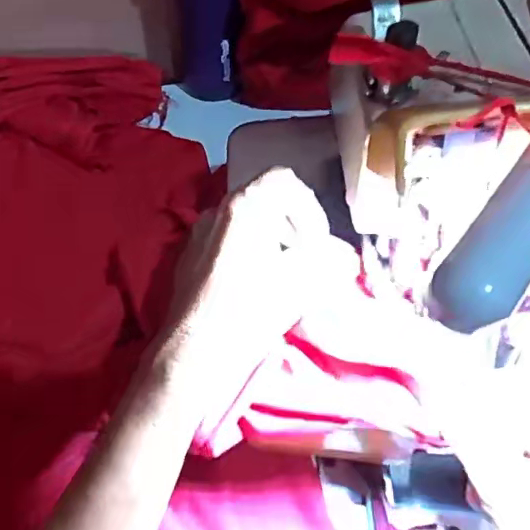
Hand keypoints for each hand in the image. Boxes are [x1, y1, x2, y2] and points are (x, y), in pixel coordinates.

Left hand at [148, 167, 358, 424]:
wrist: (198, 348)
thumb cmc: (253, 309)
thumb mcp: (306, 282)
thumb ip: (332, 260)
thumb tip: (343, 256)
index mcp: (245, 204)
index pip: (284, 181)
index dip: (309, 208)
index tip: (316, 242)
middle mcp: (215, 210)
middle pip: (263, 202)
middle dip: (289, 227)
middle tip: (304, 259)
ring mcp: (196, 234)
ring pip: (242, 225)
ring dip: (267, 242)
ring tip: (280, 277)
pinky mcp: (186, 259)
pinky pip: (222, 245)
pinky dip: (243, 256)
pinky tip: (250, 289)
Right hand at [286, 299, 529, 529]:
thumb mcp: (504, 490)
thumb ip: (464, 428)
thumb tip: (427, 379)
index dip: (479, 396)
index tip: (444, 421)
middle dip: (492, 425)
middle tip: (464, 455)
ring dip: (504, 446)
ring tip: (483, 480)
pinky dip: (527, 465)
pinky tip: (507, 494)